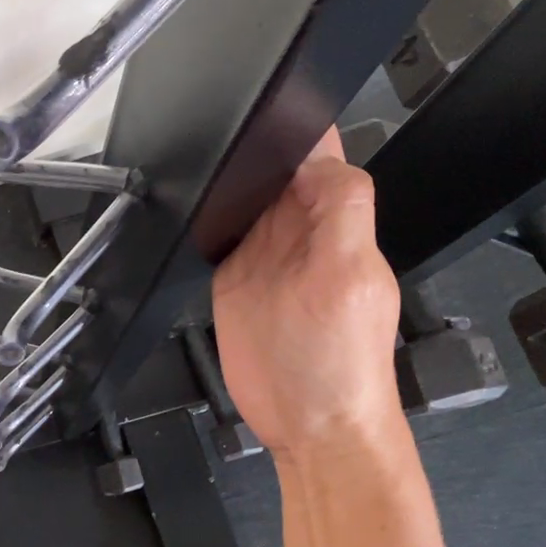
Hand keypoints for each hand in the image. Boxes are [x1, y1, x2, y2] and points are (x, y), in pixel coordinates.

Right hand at [211, 130, 401, 456]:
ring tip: (207, 173)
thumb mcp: (348, 281)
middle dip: (257, 154)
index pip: (324, 163)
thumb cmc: (341, 367)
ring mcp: (264, 261)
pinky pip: (220, 238)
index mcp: (338, 229)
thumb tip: (320, 159)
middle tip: (224, 141)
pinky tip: (197, 212)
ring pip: (247, 202)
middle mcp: (301, 239)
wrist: (311, 426)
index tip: (268, 120)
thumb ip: (340, 214)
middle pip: (279, 175)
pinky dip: (208, 222)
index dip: (300, 136)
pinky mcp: (234, 283)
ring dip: (231, 186)